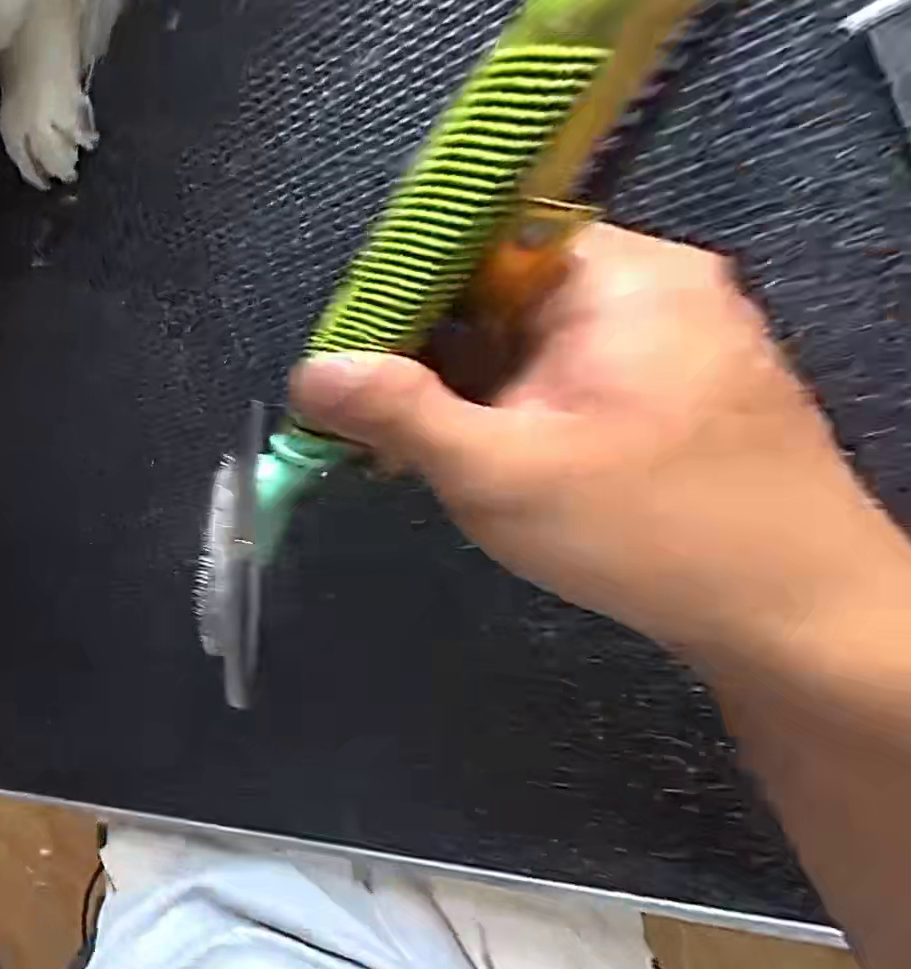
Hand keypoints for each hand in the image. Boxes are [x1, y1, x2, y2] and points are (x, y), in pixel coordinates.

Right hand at [290, 224, 910, 663]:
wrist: (779, 610)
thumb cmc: (640, 527)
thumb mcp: (495, 469)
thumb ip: (396, 412)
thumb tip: (305, 372)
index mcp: (616, 284)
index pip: (481, 241)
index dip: (397, 283)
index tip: (337, 343)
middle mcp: (628, 296)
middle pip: (479, 294)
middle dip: (403, 349)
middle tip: (341, 407)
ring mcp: (626, 345)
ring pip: (493, 341)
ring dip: (427, 386)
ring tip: (372, 438)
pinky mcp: (618, 391)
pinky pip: (516, 376)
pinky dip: (462, 407)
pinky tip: (426, 449)